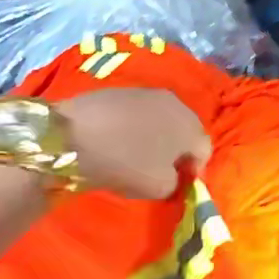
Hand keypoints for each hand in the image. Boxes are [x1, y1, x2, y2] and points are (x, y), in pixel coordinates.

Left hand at [57, 88, 210, 199]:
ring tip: (139, 155)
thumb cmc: (125, 162)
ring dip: (157, 136)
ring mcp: (146, 92)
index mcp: (190, 125)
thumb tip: (173, 175)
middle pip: (185, 130)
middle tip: (162, 170)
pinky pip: (139, 112)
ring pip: (162, 118)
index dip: (195, 171)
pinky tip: (120, 140)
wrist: (74, 133)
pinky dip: (136, 126)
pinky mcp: (121, 90)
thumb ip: (175, 183)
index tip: (179, 185)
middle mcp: (174, 102)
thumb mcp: (158, 187)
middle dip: (178, 150)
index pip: (204, 150)